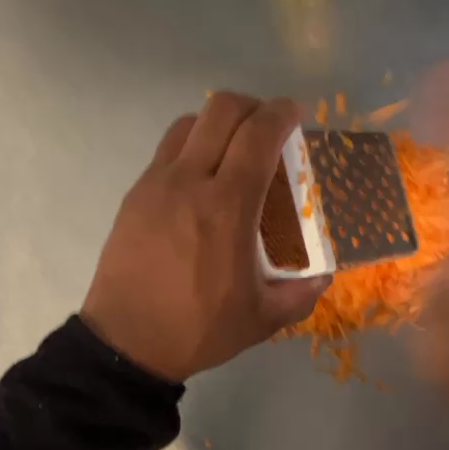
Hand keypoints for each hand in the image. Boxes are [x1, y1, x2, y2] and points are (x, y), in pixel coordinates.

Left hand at [81, 93, 328, 382]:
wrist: (127, 342)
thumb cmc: (198, 329)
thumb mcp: (263, 319)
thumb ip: (301, 294)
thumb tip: (322, 276)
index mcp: (227, 207)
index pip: (258, 135)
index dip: (282, 114)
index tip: (296, 114)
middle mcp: (190, 182)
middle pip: (222, 110)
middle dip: (253, 106)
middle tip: (269, 128)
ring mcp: (156, 184)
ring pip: (190, 123)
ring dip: (218, 123)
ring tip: (234, 149)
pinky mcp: (135, 195)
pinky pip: (168, 151)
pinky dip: (192, 147)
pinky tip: (202, 180)